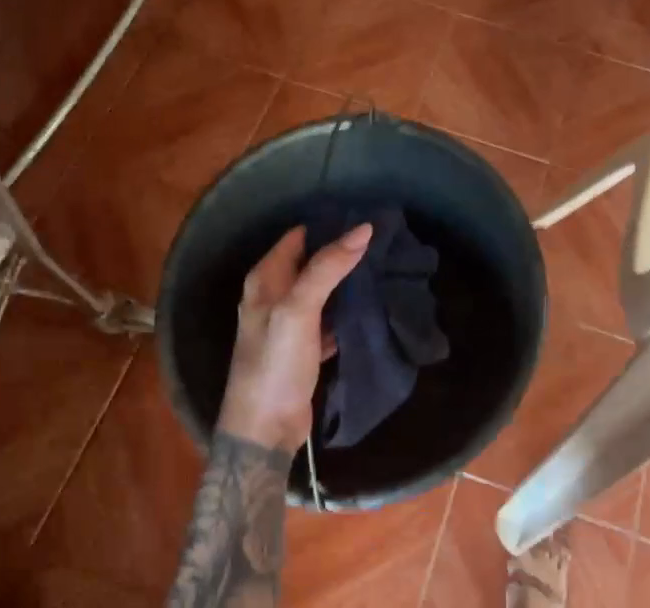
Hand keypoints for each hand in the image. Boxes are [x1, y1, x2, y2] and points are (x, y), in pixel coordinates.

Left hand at [216, 223, 371, 452]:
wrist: (265, 430)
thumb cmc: (274, 364)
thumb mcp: (299, 309)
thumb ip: (328, 267)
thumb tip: (364, 228)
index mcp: (265, 280)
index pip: (299, 237)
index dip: (328, 225)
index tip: (366, 219)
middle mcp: (273, 297)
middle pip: (312, 262)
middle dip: (342, 252)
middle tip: (382, 242)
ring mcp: (289, 324)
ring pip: (323, 291)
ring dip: (347, 282)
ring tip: (384, 268)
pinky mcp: (303, 349)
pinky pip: (329, 319)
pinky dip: (347, 312)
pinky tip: (371, 308)